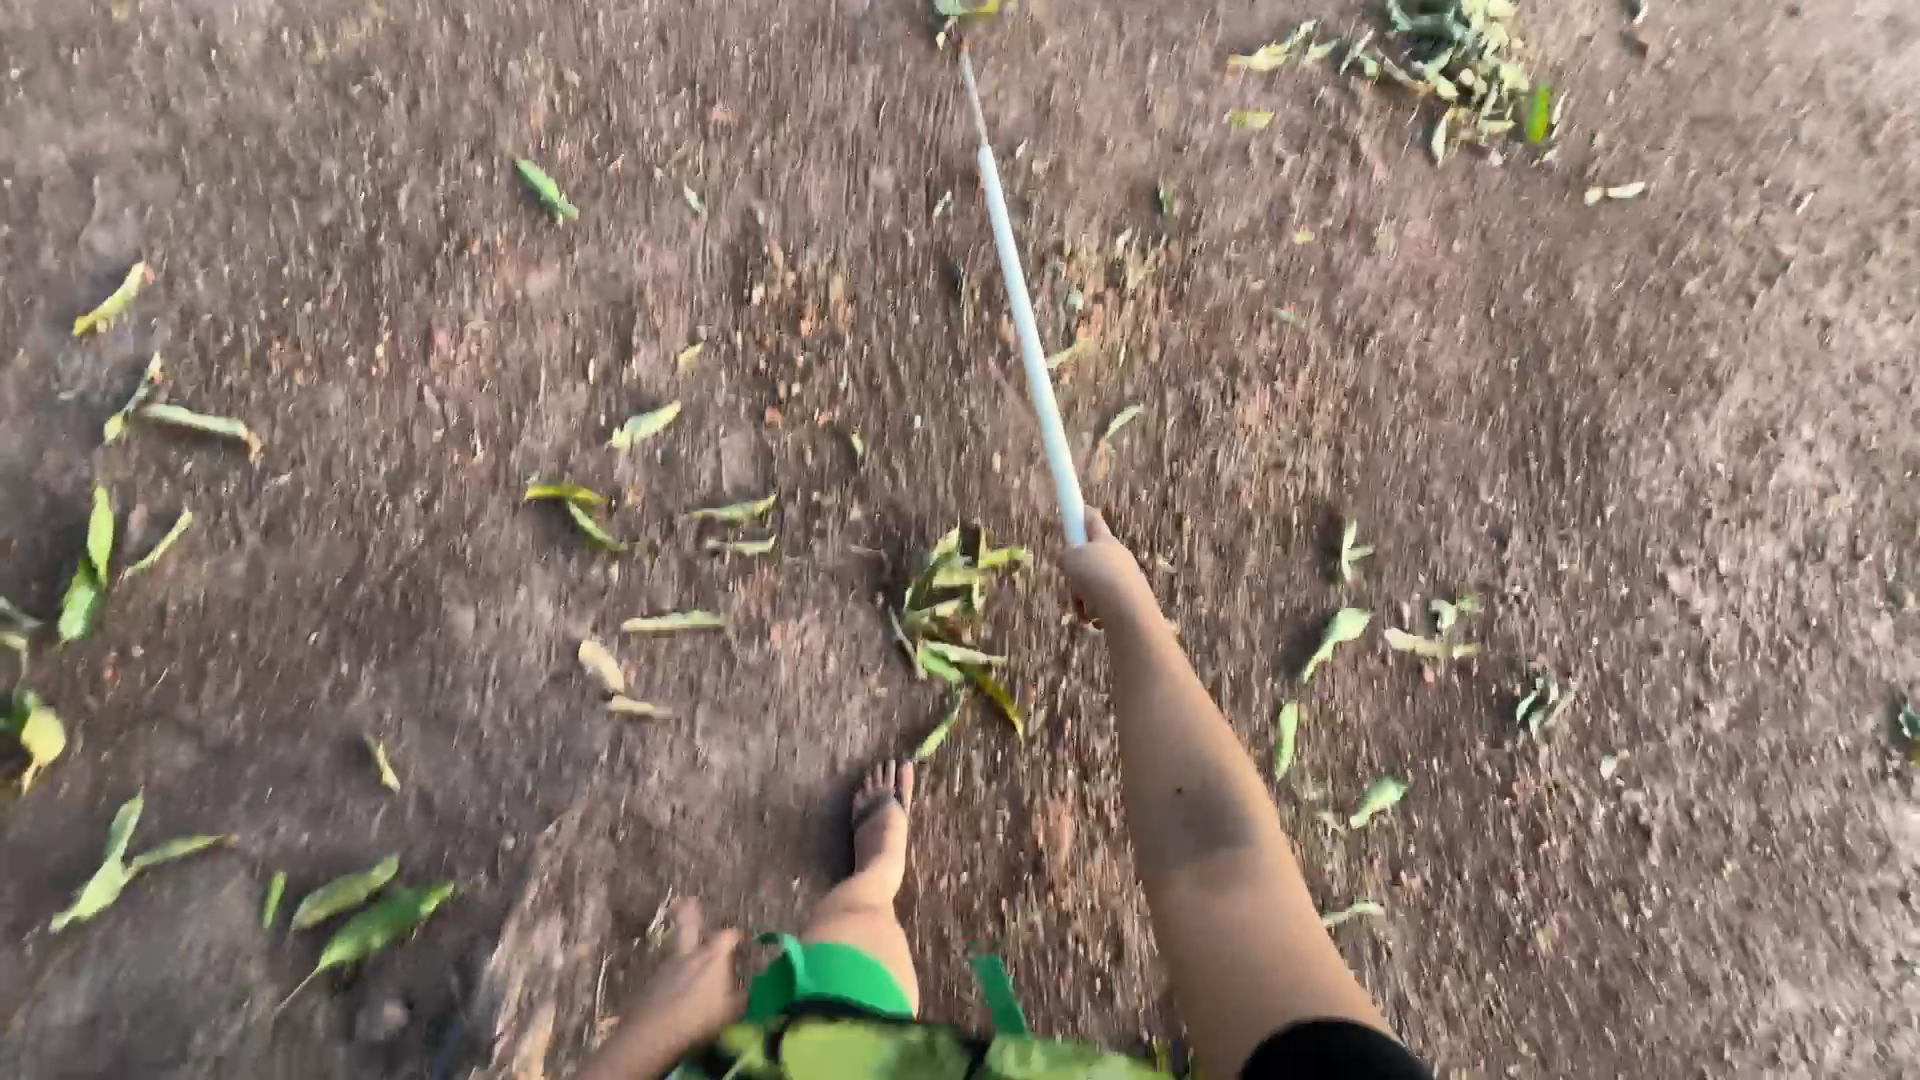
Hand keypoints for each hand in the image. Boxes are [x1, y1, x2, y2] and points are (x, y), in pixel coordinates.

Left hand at [626, 898, 743, 1040]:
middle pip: (689, 925)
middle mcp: (690, 954)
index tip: (739, 939)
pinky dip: (670, 974)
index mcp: (713, 956)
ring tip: (685, 952)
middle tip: (688, 900)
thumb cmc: (699, 1017)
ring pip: (675, 949)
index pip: (727, 936)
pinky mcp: (650, 983)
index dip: (734, 936)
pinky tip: (672, 986)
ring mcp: (667, 966)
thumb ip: (739, 1001)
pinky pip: (664, 972)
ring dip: (680, 947)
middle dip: (690, 912)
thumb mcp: (729, 1012)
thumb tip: (746, 995)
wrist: (653, 1032)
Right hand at [1060, 509, 1158, 627]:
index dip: (1082, 512)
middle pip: (1092, 555)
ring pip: (1095, 582)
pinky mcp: (1129, 598)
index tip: (1075, 509)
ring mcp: (1125, 577)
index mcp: (1105, 540)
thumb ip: (1066, 555)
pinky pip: (1104, 601)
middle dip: (1077, 569)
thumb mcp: (1070, 559)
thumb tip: (1068, 560)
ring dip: (1083, 594)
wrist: (1127, 609)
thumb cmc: (1096, 576)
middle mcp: (1118, 555)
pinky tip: (1092, 617)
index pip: (1092, 519)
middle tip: (1070, 578)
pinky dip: (1094, 609)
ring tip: (1081, 606)